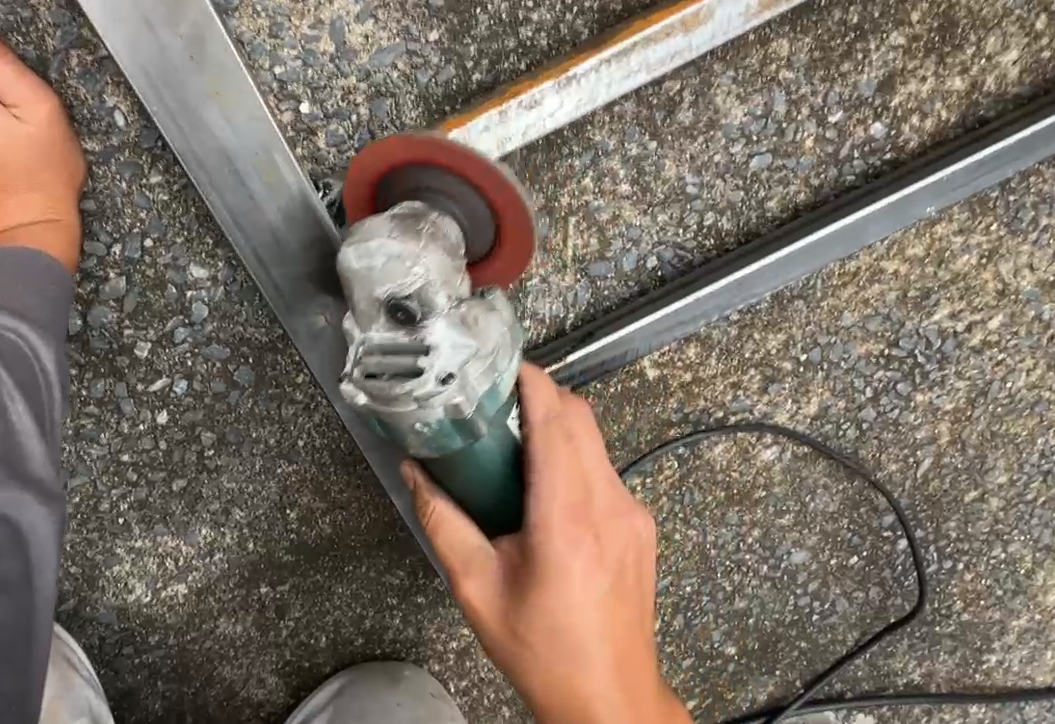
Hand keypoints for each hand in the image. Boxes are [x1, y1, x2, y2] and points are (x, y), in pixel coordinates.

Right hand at [403, 366, 691, 723]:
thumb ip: (441, 521)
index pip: (556, 420)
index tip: (499, 365)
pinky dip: (573, 453)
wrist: (611, 701)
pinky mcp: (640, 525)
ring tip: (512, 435)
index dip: (530, 381)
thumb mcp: (476, 587)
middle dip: (539, 392)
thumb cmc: (541, 648)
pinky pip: (605, 466)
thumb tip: (413, 470)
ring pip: (595, 438)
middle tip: (494, 397)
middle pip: (580, 415)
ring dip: (556, 422)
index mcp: (566, 518)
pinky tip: (543, 481)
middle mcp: (608, 505)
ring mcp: (632, 514)